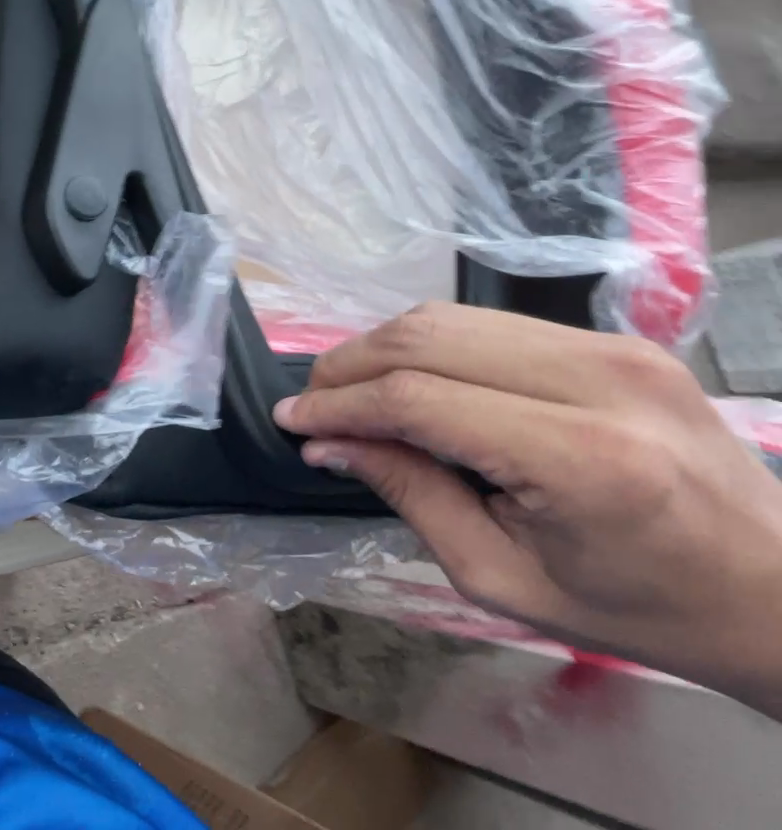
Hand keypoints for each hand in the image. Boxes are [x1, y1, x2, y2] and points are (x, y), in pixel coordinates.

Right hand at [275, 302, 781, 711]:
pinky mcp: (618, 342)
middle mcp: (601, 383)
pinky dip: (425, 346)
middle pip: (425, 340)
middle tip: (311, 407)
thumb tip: (328, 444)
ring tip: (348, 394)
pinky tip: (405, 382)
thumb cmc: (640, 610)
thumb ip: (410, 495)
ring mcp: (616, 350)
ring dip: (378, 349)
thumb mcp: (500, 576)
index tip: (289, 422)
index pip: (417, 399)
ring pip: (448, 319)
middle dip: (346, 368)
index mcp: (582, 460)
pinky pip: (487, 324)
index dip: (337, 406)